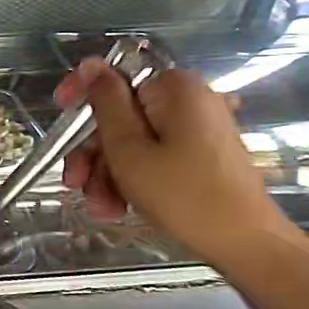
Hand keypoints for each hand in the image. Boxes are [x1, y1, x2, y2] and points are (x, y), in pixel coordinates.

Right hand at [54, 58, 304, 265]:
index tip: (62, 117)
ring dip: (107, 173)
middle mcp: (188, 100)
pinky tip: (118, 208)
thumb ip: (106, 102)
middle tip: (75, 183)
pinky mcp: (200, 154)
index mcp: (174, 88)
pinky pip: (153, 155)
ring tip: (101, 207)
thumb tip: (91, 64)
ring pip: (132, 140)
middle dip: (93, 152)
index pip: (115, 75)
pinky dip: (132, 178)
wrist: (246, 244)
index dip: (82, 94)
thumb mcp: (128, 148)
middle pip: (120, 115)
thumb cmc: (182, 194)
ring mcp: (197, 128)